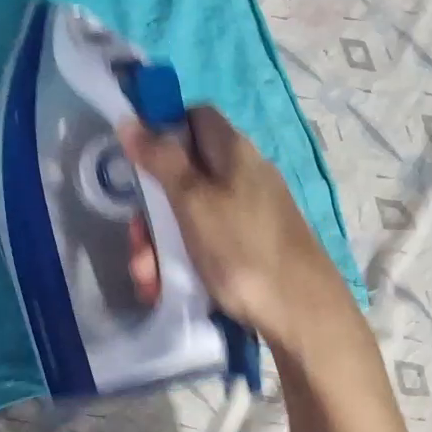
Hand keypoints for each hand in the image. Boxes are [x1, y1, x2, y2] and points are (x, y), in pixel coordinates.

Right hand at [120, 106, 362, 353]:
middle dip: (150, 208)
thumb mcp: (192, 201)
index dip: (162, 128)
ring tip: (149, 276)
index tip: (136, 158)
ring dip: (157, 242)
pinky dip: (178, 259)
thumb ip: (160, 159)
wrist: (302, 315)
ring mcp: (244, 211)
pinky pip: (200, 240)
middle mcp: (241, 174)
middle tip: (138, 237)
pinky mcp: (245, 244)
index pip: (193, 116)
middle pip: (180, 172)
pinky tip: (164, 286)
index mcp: (233, 152)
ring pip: (184, 213)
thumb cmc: (242, 249)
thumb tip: (129, 120)